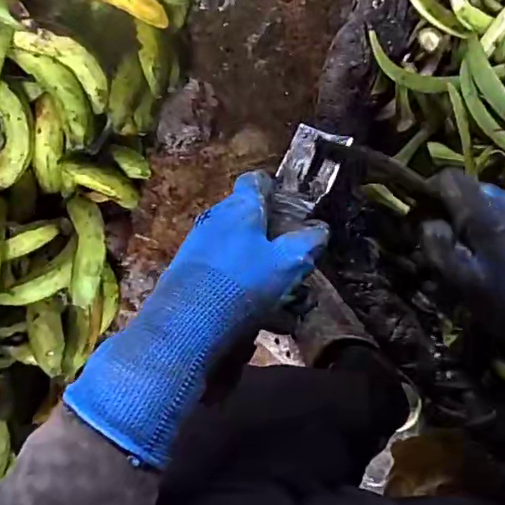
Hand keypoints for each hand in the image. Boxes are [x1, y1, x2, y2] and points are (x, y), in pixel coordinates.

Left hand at [64, 171, 327, 466]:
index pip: (255, 181)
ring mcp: (196, 244)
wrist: (185, 323)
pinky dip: (237, 281)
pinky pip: (219, 268)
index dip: (273, 188)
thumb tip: (320, 230)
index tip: (287, 202)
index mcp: (240, 207)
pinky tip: (252, 309)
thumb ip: (307, 243)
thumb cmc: (243, 282)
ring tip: (276, 291)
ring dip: (253, 260)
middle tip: (289, 254)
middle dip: (267, 232)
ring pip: (232, 244)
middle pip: (244, 215)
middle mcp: (214, 218)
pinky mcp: (184, 271)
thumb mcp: (288, 263)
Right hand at [421, 171, 504, 411]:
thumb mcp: (464, 283)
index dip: (429, 192)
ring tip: (477, 254)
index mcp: (486, 213)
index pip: (448, 178)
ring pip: (493, 204)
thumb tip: (428, 223)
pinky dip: (500, 228)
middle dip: (454, 211)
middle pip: (471, 190)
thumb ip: (438, 247)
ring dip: (478, 221)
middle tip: (449, 242)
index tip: (422, 216)